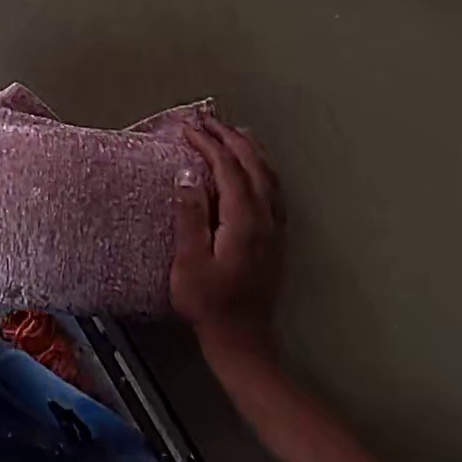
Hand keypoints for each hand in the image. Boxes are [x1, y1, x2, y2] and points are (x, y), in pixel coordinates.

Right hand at [172, 118, 281, 359]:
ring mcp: (274, 226)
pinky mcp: (275, 236)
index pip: (227, 167)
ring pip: (268, 173)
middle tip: (207, 121)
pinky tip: (253, 167)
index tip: (188, 129)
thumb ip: (190, 216)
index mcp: (243, 219)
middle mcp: (265, 217)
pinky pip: (273, 188)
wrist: (242, 340)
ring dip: (249, 148)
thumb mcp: (189, 263)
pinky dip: (261, 167)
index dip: (207, 144)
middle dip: (229, 137)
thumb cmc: (209, 305)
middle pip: (252, 163)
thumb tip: (186, 175)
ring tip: (231, 132)